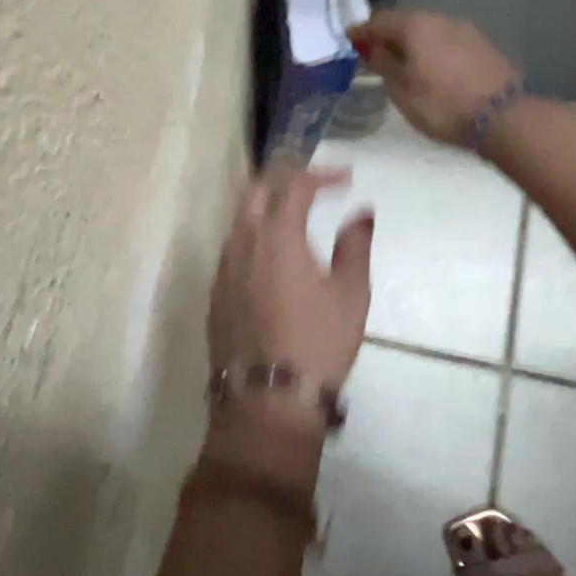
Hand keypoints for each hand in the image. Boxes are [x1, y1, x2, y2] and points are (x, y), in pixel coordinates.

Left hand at [208, 169, 373, 413]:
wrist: (266, 400)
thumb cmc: (318, 344)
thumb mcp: (351, 295)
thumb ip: (355, 246)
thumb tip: (361, 213)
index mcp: (277, 236)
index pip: (295, 185)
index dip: (321, 175)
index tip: (346, 179)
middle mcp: (242, 243)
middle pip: (256, 192)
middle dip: (284, 179)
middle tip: (313, 186)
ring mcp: (222, 270)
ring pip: (239, 221)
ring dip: (265, 209)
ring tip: (294, 217)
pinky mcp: (215, 295)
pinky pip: (232, 251)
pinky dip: (253, 239)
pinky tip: (271, 258)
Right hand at [347, 10, 521, 145]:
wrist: (504, 117)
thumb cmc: (443, 106)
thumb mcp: (403, 92)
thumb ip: (384, 65)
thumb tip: (372, 49)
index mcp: (416, 27)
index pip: (379, 20)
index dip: (361, 31)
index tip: (349, 41)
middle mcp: (440, 19)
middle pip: (406, 22)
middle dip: (388, 36)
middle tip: (373, 55)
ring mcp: (465, 30)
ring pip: (429, 31)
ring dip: (412, 44)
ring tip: (402, 64)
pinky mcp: (482, 44)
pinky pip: (447, 41)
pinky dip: (432, 50)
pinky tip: (429, 68)